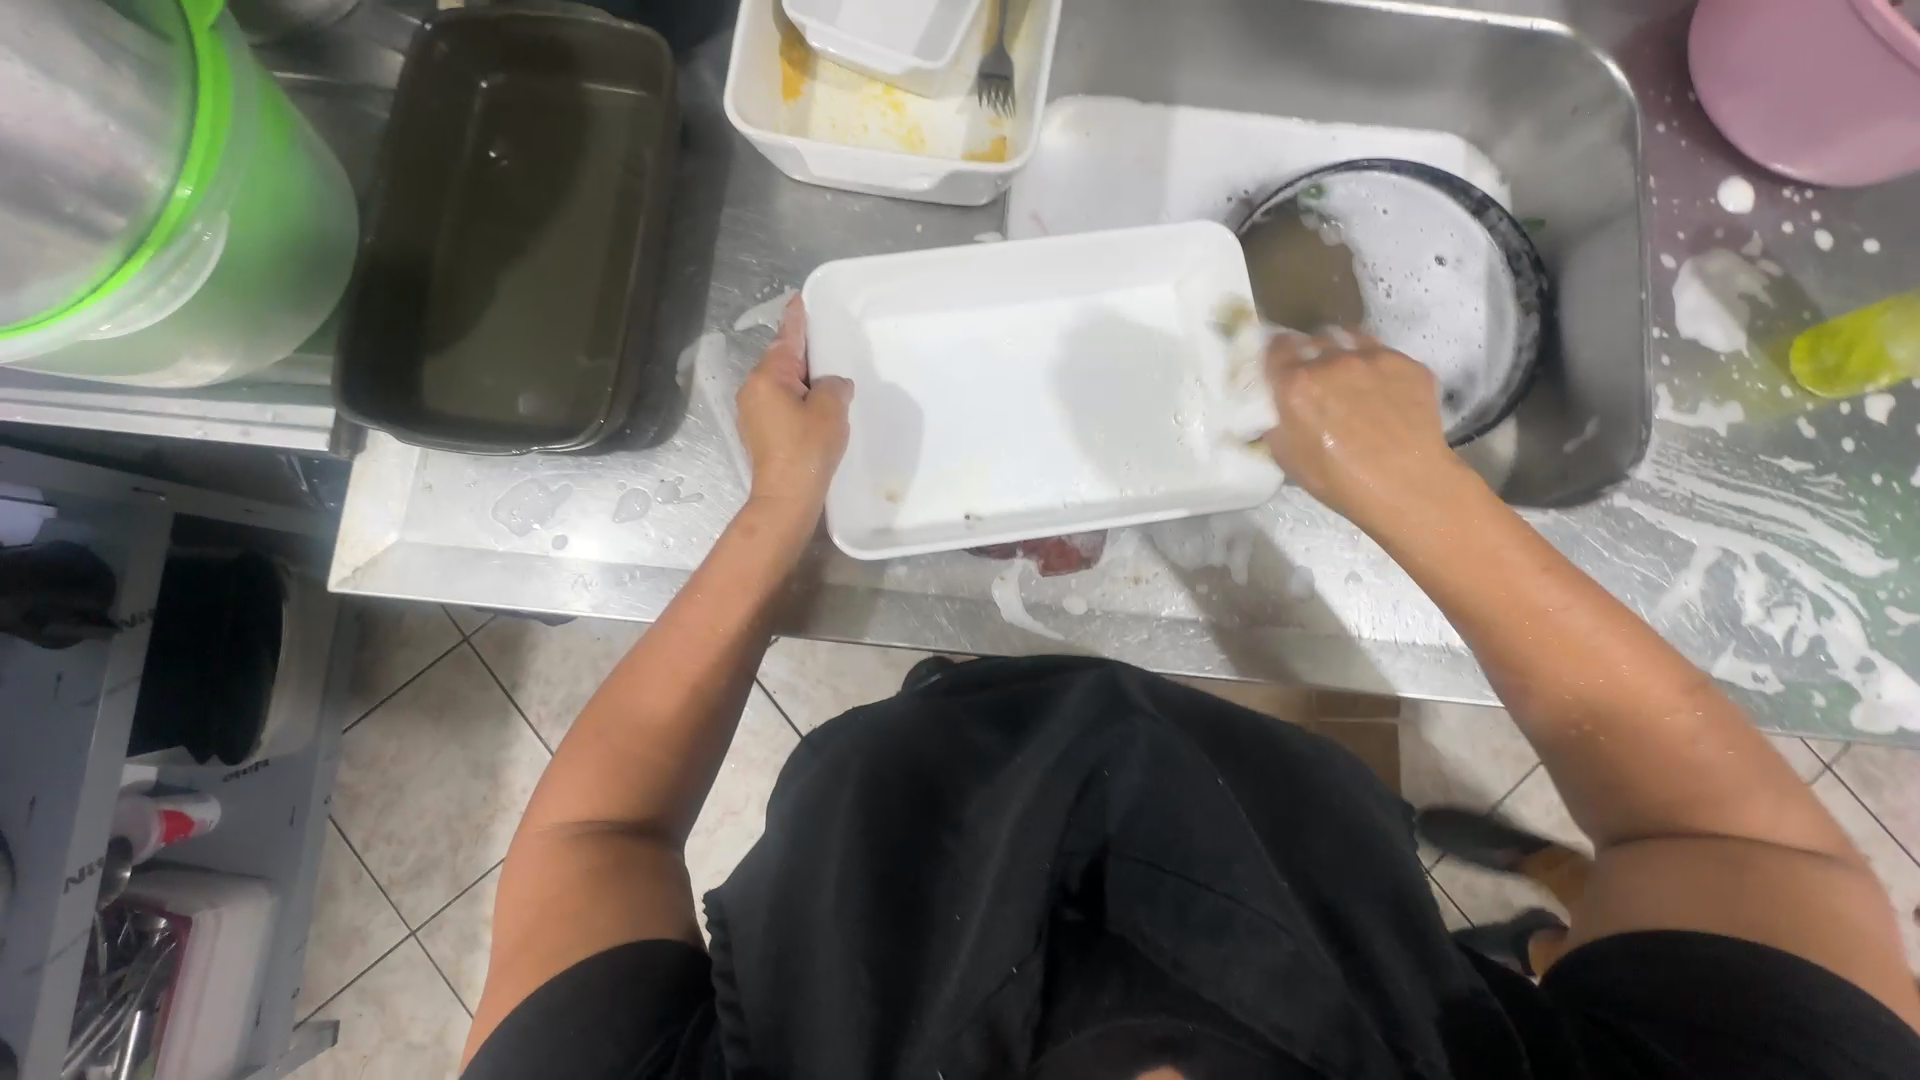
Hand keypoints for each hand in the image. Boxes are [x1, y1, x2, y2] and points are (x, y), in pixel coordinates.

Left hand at [736, 296, 853, 519]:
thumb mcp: (831, 409)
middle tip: (828, 350)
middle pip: (782, 362)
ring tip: (827, 387)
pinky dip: (797, 403)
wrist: (786, 496)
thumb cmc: (807, 449)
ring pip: (781, 386)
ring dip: (802, 383)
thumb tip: (832, 385)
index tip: (797, 300)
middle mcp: (753, 389)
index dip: (796, 319)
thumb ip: (834, 386)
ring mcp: (752, 412)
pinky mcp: (758, 433)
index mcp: (769, 376)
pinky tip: (814, 413)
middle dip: (805, 357)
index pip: (787, 338)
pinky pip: (780, 405)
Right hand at [1261, 329, 1467, 527]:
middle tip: (1315, 376)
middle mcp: (1332, 360)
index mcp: (1295, 383)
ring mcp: (1374, 358)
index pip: (1277, 345)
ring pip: (1350, 336)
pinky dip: (1376, 366)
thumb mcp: (1285, 455)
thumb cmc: (1336, 478)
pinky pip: (1384, 353)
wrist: (1404, 484)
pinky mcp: (1408, 363)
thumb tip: (1274, 404)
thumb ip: (1273, 419)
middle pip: (1314, 338)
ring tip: (1348, 374)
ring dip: (1342, 350)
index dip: (1277, 353)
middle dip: (1310, 352)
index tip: (1280, 365)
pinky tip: (1381, 390)